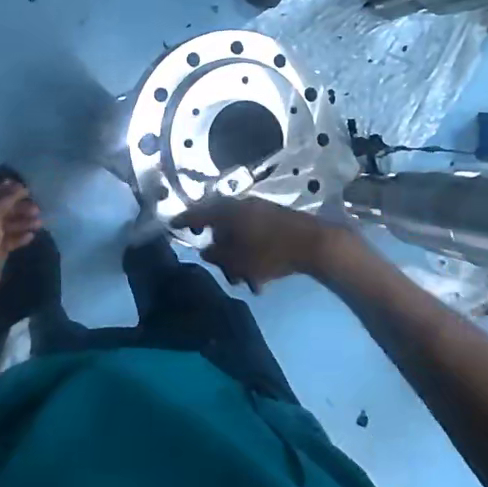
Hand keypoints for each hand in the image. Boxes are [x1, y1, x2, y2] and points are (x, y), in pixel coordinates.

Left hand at [0, 181, 41, 305]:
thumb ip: (5, 200)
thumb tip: (20, 187)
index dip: (8, 188)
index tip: (28, 188)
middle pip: (1, 207)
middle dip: (19, 206)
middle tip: (37, 209)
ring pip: (7, 223)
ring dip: (23, 221)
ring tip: (39, 223)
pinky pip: (8, 239)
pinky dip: (19, 236)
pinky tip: (31, 236)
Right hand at [173, 198, 350, 290]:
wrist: (315, 244)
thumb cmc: (271, 252)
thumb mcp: (239, 260)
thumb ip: (217, 255)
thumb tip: (207, 250)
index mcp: (227, 211)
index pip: (198, 214)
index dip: (184, 221)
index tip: (172, 225)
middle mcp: (241, 205)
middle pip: (221, 227)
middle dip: (221, 251)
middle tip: (226, 271)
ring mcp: (260, 210)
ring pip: (240, 234)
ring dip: (240, 257)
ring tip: (248, 281)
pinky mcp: (276, 218)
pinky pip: (255, 235)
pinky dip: (253, 253)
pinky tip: (262, 275)